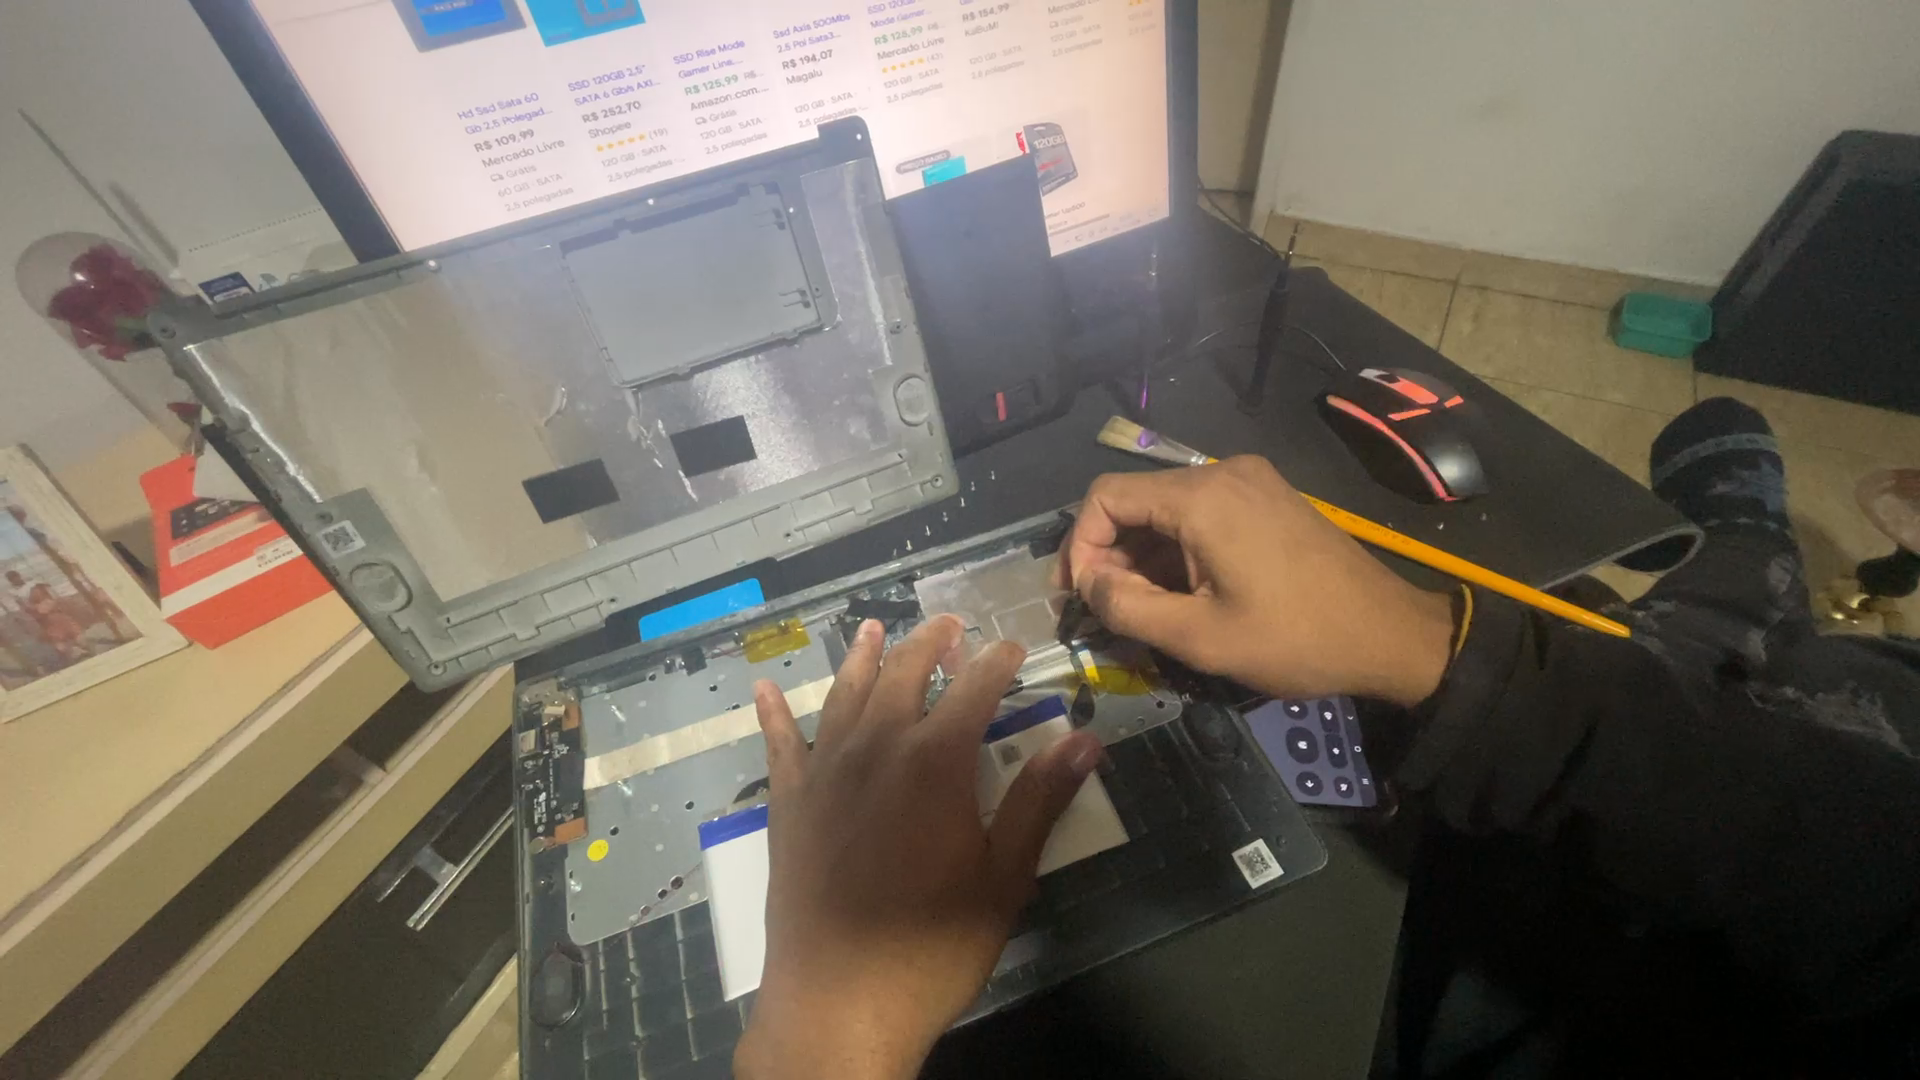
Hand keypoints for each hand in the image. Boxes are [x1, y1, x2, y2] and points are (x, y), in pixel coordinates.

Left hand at [734, 616, 1103, 1079]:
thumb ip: (1040, 800)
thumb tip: (1085, 741)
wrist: (838, 1004)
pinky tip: (763, 687)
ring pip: (846, 694)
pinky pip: (779, 743)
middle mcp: (877, 748)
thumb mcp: (1003, 877)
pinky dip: (772, 713)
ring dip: (863, 657)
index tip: (1013, 647)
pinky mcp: (790, 802)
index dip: (997, 662)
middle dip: (932, 643)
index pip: (974, 689)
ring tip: (875, 628)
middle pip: (906, 675)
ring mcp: (826, 771)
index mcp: (934, 762)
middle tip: (949, 624)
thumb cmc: (931, 944)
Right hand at [1058, 456, 1455, 706]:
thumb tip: (1087, 584)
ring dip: (1140, 555)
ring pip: (1164, 509)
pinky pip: (1197, 514)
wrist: (1392, 636)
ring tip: (1138, 607)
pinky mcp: (1264, 498)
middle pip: (1134, 500)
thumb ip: (1126, 607)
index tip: (1078, 594)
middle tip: (1100, 607)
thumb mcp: (1199, 637)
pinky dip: (1173, 549)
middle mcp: (1221, 473)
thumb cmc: (1295, 638)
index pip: (1106, 496)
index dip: (1080, 544)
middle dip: (1107, 553)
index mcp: (1202, 497)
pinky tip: (1176, 589)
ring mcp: (1247, 482)